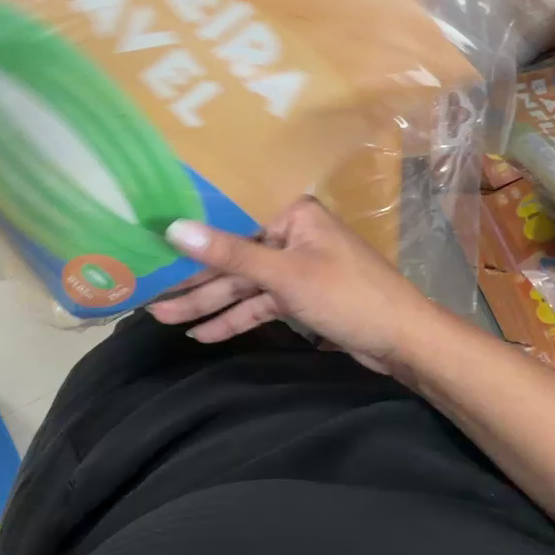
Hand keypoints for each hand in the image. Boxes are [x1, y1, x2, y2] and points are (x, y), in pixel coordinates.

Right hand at [151, 198, 443, 372]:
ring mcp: (293, 265)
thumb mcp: (284, 276)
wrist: (406, 341)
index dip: (190, 233)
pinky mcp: (298, 295)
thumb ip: (228, 255)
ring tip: (162, 317)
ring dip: (206, 303)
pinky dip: (233, 318)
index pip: (230, 218)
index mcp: (290, 213)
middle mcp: (288, 233)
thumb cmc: (348, 296)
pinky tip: (202, 333)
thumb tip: (174, 228)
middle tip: (148, 292)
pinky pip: (258, 303)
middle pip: (231, 256)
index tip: (151, 242)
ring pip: (241, 283)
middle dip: (192, 279)